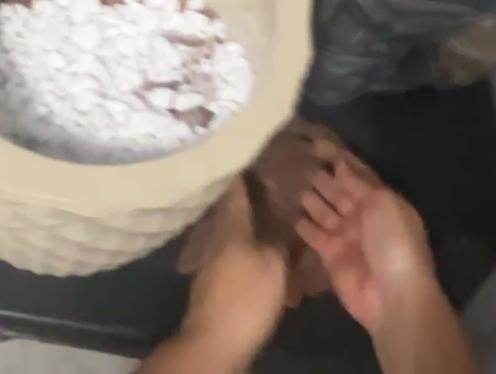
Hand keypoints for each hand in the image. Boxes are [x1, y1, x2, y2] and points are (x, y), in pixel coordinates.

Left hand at [179, 178, 287, 364]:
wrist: (215, 341)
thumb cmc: (246, 296)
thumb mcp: (274, 266)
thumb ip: (280, 240)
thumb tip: (283, 219)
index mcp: (231, 223)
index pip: (236, 186)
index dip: (247, 169)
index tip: (259, 155)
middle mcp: (216, 233)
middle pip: (233, 206)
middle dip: (251, 196)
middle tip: (273, 185)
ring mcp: (211, 256)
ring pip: (233, 229)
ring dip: (250, 223)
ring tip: (272, 219)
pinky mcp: (213, 278)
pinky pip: (232, 251)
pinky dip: (246, 245)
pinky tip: (260, 252)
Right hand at [296, 160, 437, 334]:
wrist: (393, 296)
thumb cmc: (392, 242)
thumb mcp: (382, 202)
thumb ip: (359, 181)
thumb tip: (340, 162)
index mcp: (380, 201)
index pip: (357, 175)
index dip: (339, 160)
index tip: (317, 144)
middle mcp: (362, 216)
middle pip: (338, 192)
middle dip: (322, 177)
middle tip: (298, 160)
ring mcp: (346, 237)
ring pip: (324, 211)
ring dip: (311, 197)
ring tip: (290, 180)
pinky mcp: (330, 256)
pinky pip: (313, 235)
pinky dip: (302, 224)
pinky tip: (288, 211)